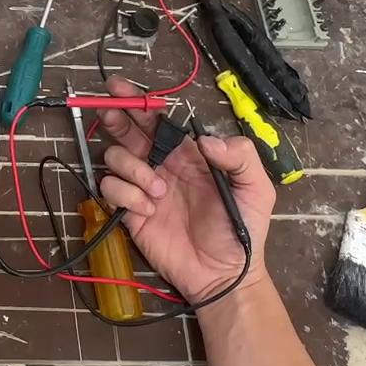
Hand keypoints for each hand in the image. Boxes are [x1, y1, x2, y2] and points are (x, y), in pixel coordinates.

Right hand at [94, 76, 275, 302]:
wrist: (224, 276)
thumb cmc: (242, 230)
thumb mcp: (257, 190)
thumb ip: (240, 157)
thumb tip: (205, 140)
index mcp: (187, 153)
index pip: (158, 119)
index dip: (139, 101)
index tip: (121, 89)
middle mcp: (160, 163)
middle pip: (127, 129)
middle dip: (115, 115)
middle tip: (108, 109)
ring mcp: (143, 186)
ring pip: (115, 156)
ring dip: (132, 167)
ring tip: (158, 190)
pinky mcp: (131, 210)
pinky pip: (112, 188)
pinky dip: (127, 195)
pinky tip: (149, 210)